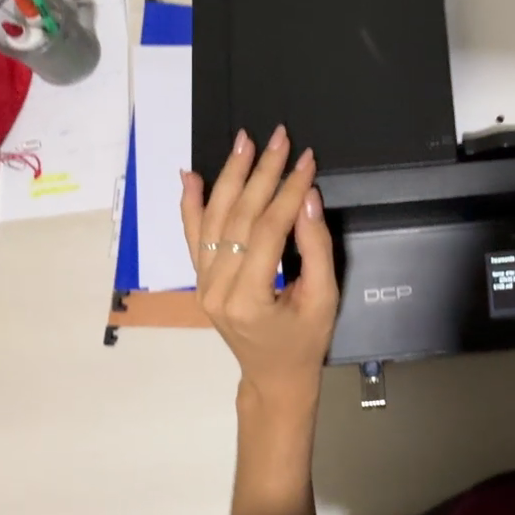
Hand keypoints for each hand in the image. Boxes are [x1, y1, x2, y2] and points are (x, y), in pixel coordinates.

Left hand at [180, 126, 339, 409]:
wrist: (274, 376)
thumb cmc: (304, 341)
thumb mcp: (324, 298)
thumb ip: (315, 249)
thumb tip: (308, 198)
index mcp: (248, 298)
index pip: (267, 230)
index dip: (289, 192)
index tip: (307, 161)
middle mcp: (215, 288)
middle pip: (238, 217)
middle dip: (262, 173)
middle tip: (280, 138)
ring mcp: (202, 283)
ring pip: (213, 219)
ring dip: (229, 176)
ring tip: (244, 142)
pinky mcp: (200, 279)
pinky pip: (193, 236)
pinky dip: (191, 203)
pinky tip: (192, 175)